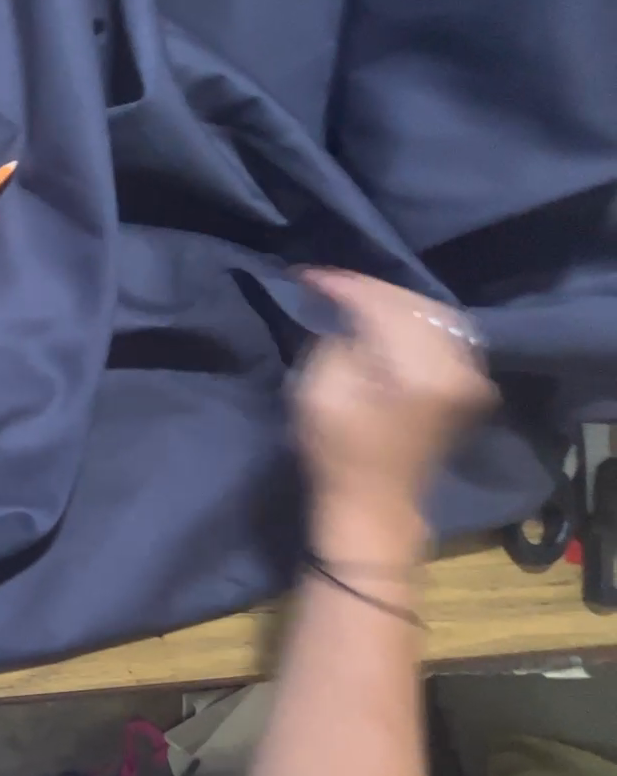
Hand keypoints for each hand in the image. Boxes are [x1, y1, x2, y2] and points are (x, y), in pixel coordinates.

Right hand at [292, 268, 496, 559]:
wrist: (372, 499)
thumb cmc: (333, 452)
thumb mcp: (318, 395)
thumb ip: (336, 348)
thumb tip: (345, 323)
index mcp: (420, 370)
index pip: (386, 307)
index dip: (346, 287)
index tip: (307, 276)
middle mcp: (458, 366)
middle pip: (419, 307)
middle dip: (371, 290)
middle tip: (327, 282)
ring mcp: (469, 375)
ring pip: (436, 317)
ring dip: (393, 303)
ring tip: (352, 297)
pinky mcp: (464, 384)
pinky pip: (442, 335)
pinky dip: (410, 321)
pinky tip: (381, 321)